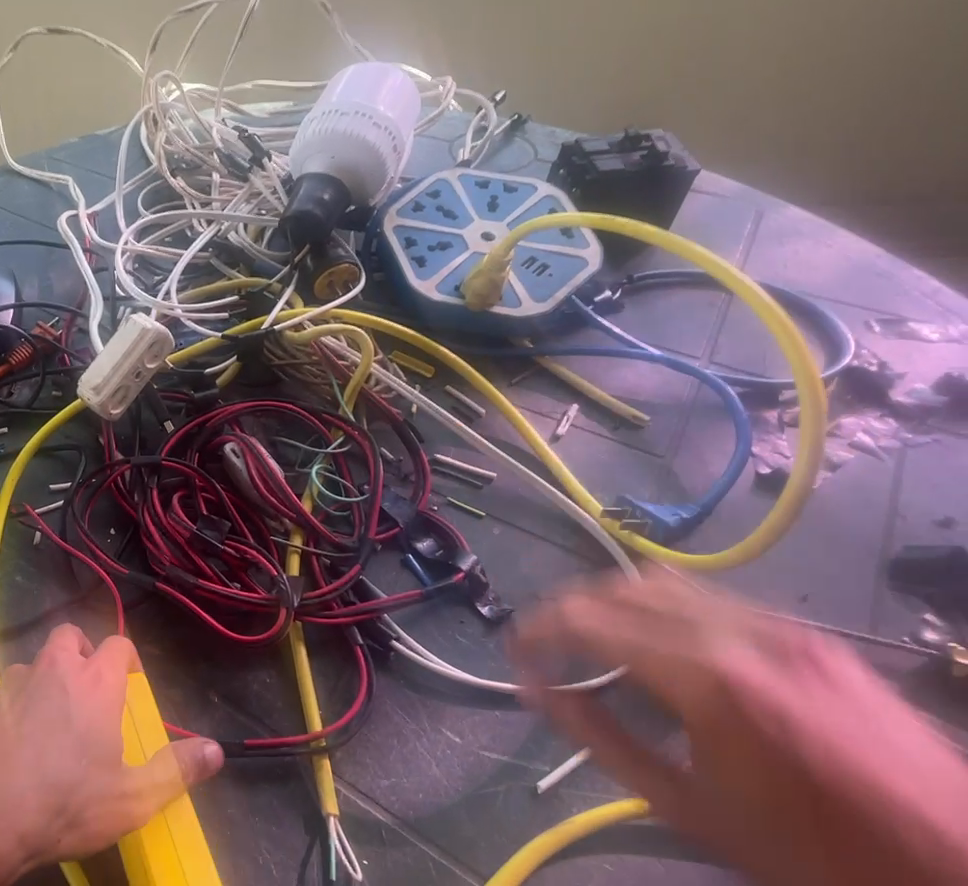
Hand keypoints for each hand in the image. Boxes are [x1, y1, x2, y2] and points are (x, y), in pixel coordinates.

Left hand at [0, 625, 221, 885]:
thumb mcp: (132, 798)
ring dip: (52, 678)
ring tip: (60, 721)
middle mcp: (55, 668)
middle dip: (83, 652)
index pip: (117, 645)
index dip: (127, 659)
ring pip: (39, 662)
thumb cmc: (65, 801)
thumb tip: (215, 750)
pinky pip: (14, 689)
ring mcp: (16, 682)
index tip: (132, 684)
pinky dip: (25, 702)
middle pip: (70, 636)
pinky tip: (27, 741)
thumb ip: (176, 771)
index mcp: (95, 682)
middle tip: (93, 692)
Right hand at [513, 568, 967, 885]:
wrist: (964, 865)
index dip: (537, 629)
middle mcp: (739, 632)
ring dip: (612, 599)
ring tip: (592, 634)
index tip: (514, 651)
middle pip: (619, 587)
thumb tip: (540, 692)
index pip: (587, 620)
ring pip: (663, 580)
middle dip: (567, 609)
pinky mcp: (807, 634)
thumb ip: (601, 740)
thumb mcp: (691, 809)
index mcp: (706, 677)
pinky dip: (662, 605)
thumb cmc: (814, 852)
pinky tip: (658, 642)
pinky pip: (710, 596)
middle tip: (544, 643)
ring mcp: (779, 626)